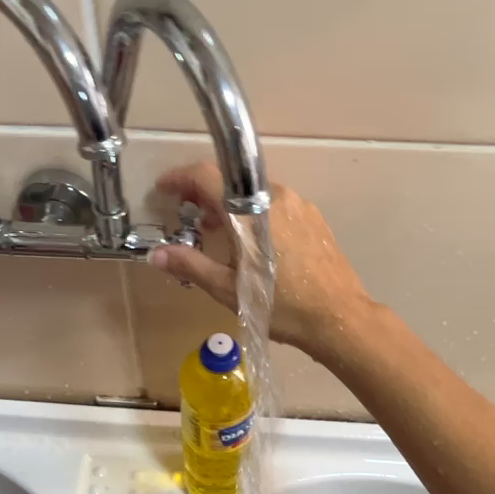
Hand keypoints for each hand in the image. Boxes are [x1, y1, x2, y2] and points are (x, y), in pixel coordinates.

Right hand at [150, 163, 375, 360]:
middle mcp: (274, 197)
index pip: (207, 175)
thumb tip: (156, 255)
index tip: (164, 189)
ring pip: (254, 195)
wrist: (338, 318)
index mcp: (248, 211)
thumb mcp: (228, 289)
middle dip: (205, 195)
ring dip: (231, 207)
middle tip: (188, 216)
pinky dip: (256, 215)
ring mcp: (298, 205)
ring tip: (218, 233)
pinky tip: (254, 244)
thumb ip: (190, 265)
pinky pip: (276, 206)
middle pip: (232, 182)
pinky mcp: (313, 218)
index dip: (180, 178)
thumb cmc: (281, 306)